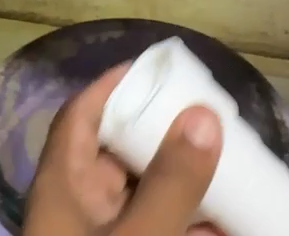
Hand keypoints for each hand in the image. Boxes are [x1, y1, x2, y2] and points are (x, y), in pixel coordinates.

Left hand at [23, 63, 225, 235]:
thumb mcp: (138, 232)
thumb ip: (169, 181)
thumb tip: (204, 115)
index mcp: (62, 184)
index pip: (80, 114)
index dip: (113, 86)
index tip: (155, 68)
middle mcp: (76, 205)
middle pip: (117, 151)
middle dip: (161, 132)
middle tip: (204, 114)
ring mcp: (97, 232)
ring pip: (141, 193)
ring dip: (181, 182)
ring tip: (225, 161)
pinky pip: (153, 226)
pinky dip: (185, 222)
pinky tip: (223, 221)